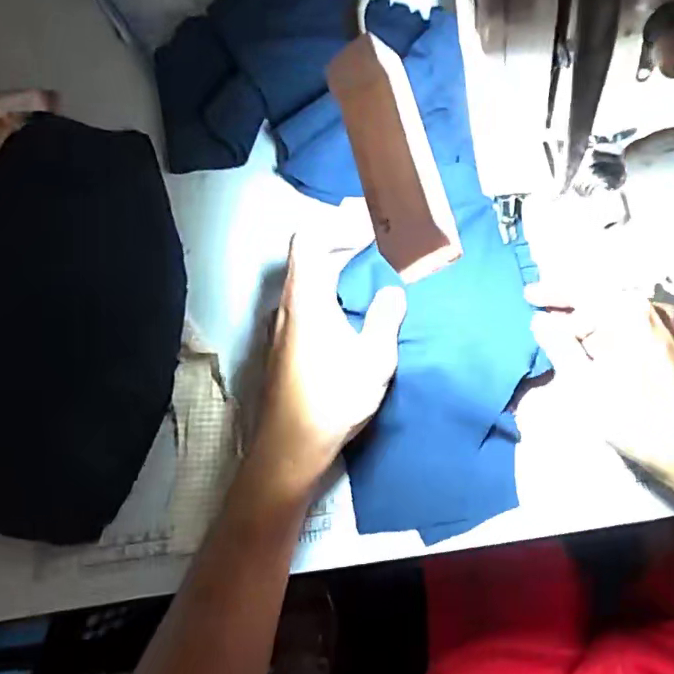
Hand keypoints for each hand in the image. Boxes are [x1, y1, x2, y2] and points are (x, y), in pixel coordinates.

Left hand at [253, 237, 406, 472]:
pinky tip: (354, 315)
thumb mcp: (373, 359)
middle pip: (307, 259)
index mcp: (307, 302)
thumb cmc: (334, 399)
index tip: (370, 228)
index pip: (309, 241)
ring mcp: (282, 328)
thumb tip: (392, 291)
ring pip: (307, 284)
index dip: (337, 225)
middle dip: (343, 246)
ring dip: (336, 272)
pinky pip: (306, 305)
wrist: (291, 447)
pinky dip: (330, 295)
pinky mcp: (284, 348)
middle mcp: (287, 308)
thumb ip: (384, 319)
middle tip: (381, 248)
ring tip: (372, 278)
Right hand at [527, 285, 673, 509]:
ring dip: (591, 315)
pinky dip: (613, 326)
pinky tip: (599, 340)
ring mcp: (670, 323)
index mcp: (629, 311)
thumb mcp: (587, 388)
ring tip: (564, 324)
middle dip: (570, 302)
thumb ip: (561, 349)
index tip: (527, 296)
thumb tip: (541, 321)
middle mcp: (653, 307)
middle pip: (602, 296)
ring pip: (621, 309)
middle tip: (539, 304)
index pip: (580, 292)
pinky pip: (637, 322)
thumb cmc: (641, 421)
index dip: (551, 294)